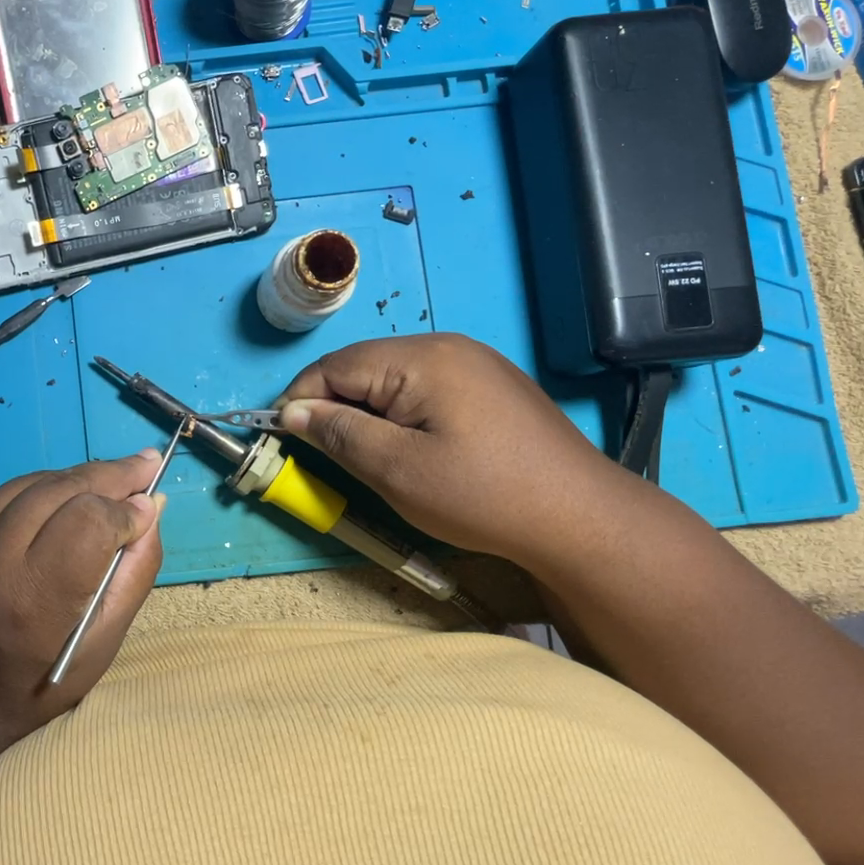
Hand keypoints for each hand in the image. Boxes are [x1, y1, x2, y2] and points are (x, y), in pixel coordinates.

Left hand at [0, 453, 165, 758]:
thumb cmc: (37, 683)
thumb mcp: (101, 645)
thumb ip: (133, 575)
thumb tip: (151, 510)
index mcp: (35, 597)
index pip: (89, 521)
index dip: (125, 509)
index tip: (148, 508)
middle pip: (64, 489)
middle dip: (112, 475)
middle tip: (146, 465)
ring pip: (37, 481)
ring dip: (80, 476)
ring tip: (114, 479)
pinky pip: (10, 490)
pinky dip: (46, 485)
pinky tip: (69, 493)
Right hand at [278, 334, 636, 566]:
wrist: (580, 517)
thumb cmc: (480, 495)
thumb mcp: (396, 470)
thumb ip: (337, 434)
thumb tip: (291, 411)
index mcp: (420, 358)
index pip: (334, 366)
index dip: (300, 400)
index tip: (284, 439)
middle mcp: (446, 347)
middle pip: (362, 367)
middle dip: (333, 406)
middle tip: (323, 454)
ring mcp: (473, 363)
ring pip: (391, 377)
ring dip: (365, 410)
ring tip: (363, 455)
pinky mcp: (489, 384)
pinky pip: (423, 386)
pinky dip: (398, 412)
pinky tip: (407, 446)